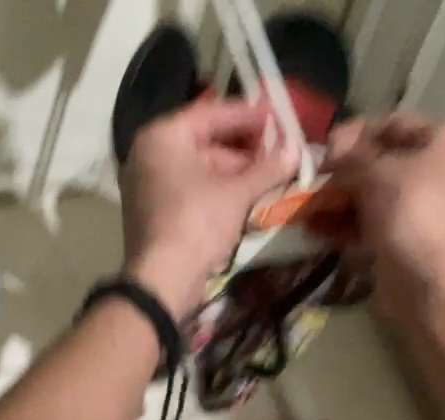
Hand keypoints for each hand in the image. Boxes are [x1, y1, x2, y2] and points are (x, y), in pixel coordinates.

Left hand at [120, 98, 301, 315]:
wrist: (162, 281)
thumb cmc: (196, 224)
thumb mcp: (237, 193)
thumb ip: (267, 168)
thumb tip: (296, 151)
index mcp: (162, 137)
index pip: (211, 113)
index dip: (248, 114)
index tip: (277, 113)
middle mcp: (148, 155)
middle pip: (204, 142)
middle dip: (244, 148)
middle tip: (278, 147)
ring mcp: (147, 186)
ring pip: (199, 169)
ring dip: (235, 172)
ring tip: (270, 173)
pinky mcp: (153, 214)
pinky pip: (190, 191)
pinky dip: (216, 191)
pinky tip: (247, 195)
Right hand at [326, 114, 444, 278]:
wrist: (426, 279)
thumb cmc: (410, 210)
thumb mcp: (376, 170)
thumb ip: (350, 153)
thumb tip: (331, 145)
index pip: (394, 125)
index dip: (356, 134)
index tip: (325, 148)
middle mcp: (438, 170)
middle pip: (381, 163)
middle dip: (342, 174)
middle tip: (311, 182)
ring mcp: (421, 209)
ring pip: (371, 197)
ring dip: (337, 202)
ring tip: (306, 210)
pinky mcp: (404, 241)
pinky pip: (369, 225)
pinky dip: (344, 226)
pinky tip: (314, 231)